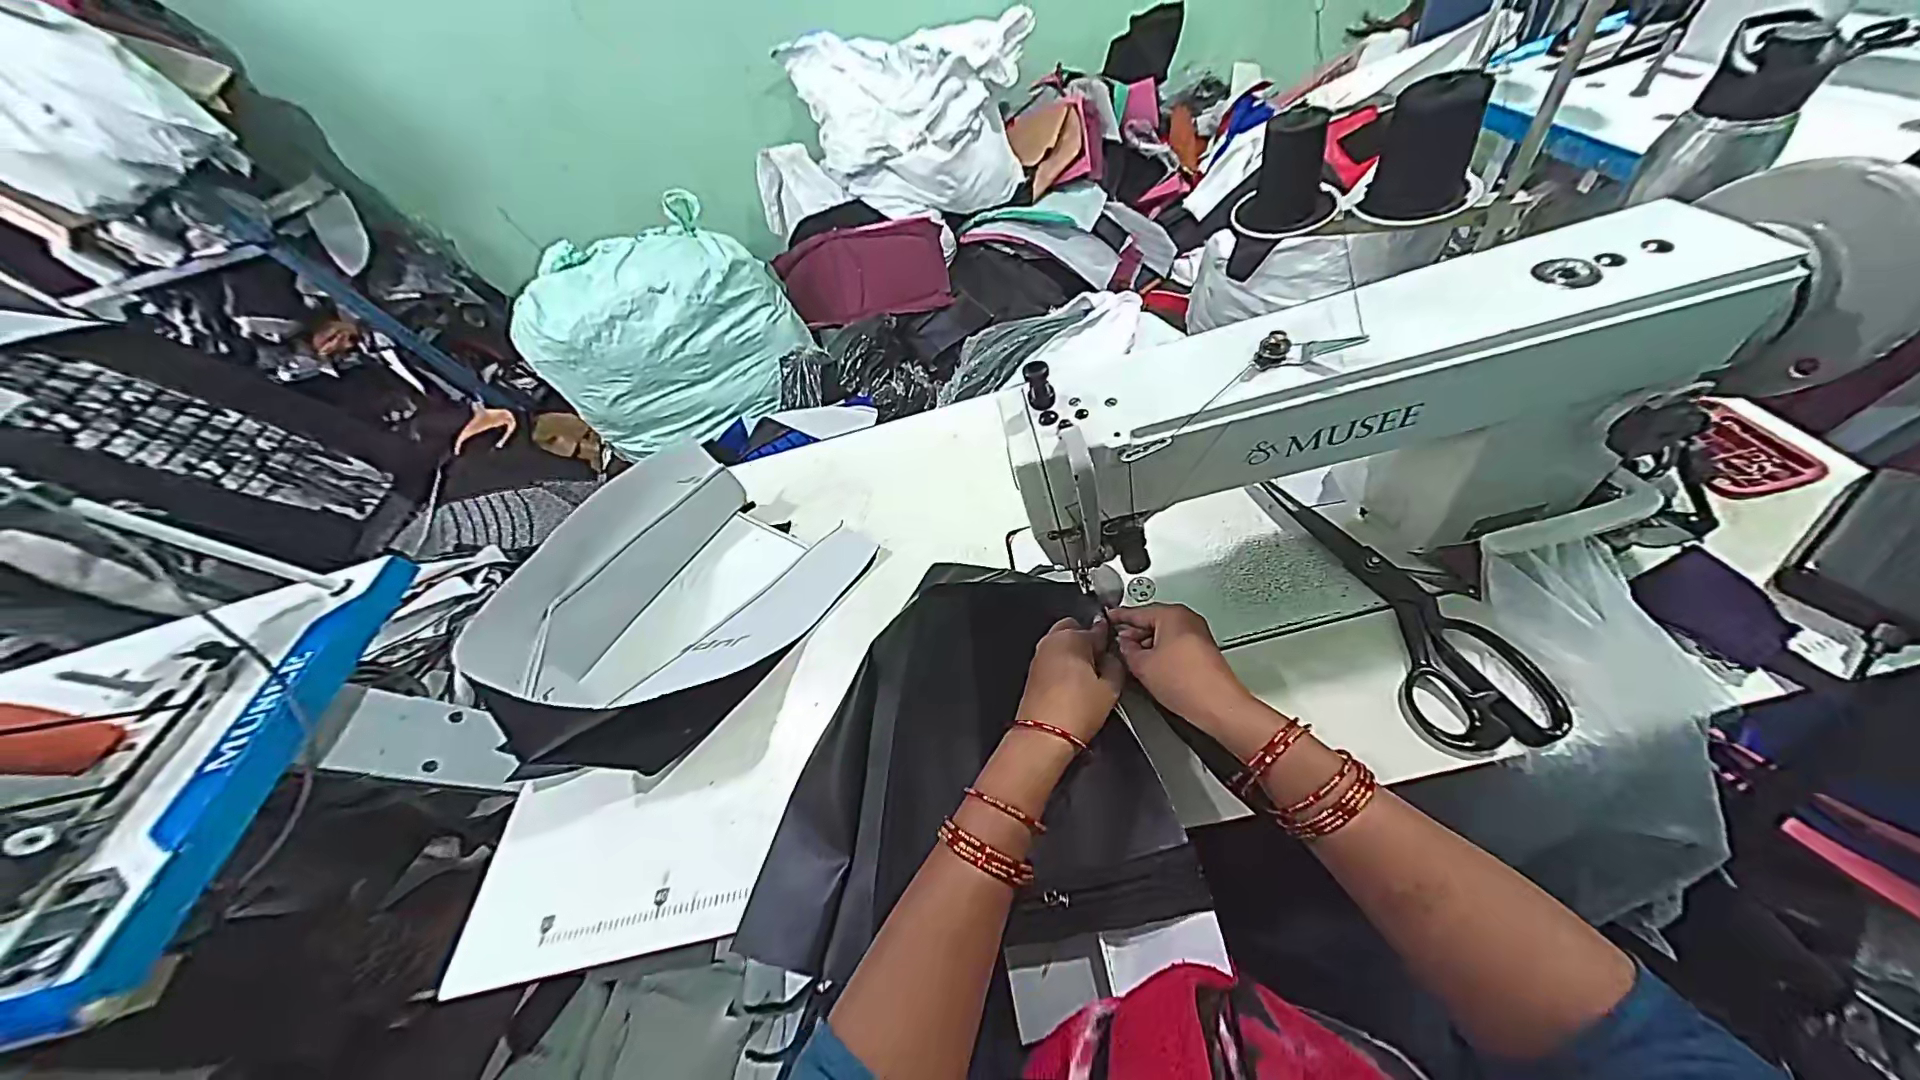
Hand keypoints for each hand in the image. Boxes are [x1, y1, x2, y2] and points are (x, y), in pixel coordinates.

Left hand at [1016, 617, 1126, 744]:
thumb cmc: (1076, 711)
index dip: (1109, 640)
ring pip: (1061, 641)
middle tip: (1101, 661)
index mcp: (1073, 638)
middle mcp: (1053, 640)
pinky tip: (1072, 682)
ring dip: (1073, 650)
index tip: (1114, 649)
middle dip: (1087, 639)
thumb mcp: (1110, 689)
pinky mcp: (1033, 670)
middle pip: (1074, 628)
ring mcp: (1040, 654)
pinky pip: (1052, 656)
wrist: (1043, 734)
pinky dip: (1062, 662)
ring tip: (1087, 674)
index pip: (1098, 629)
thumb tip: (1112, 658)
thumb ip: (1115, 665)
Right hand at [1109, 604, 1257, 733]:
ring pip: (1164, 633)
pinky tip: (1154, 668)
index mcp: (1173, 615)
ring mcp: (1198, 634)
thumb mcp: (1142, 665)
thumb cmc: (1189, 684)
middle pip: (1152, 620)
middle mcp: (1188, 620)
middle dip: (1134, 633)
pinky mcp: (1203, 650)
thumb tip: (1124, 645)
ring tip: (1135, 660)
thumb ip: (1126, 650)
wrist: (1218, 706)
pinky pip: (1175, 644)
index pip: (1137, 611)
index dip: (1118, 617)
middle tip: (1118, 643)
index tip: (1109, 618)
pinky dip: (1162, 652)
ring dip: (1148, 644)